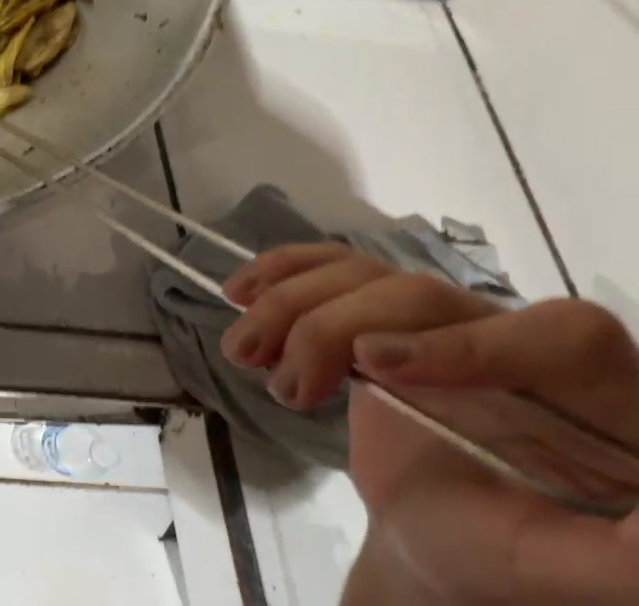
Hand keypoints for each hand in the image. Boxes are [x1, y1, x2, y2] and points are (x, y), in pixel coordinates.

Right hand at [217, 243, 638, 604]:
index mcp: (596, 404)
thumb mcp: (567, 574)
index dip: (466, 340)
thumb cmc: (499, 563)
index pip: (558, 337)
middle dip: (331, 329)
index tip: (372, 366)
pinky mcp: (384, 316)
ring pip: (364, 275)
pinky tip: (241, 294)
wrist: (434, 544)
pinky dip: (281, 272)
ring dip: (287, 308)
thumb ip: (629, 559)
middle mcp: (521, 345)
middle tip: (284, 391)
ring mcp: (446, 324)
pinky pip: (335, 267)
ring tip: (244, 358)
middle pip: (424, 295)